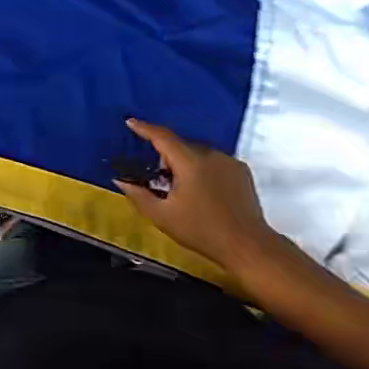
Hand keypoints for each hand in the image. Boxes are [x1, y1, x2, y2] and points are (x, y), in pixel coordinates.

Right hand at [115, 118, 279, 269]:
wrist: (247, 246)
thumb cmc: (201, 231)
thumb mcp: (162, 216)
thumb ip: (138, 195)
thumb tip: (120, 180)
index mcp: (190, 162)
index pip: (162, 137)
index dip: (144, 128)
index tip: (130, 122)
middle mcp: (210, 154)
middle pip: (180, 146)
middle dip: (166, 157)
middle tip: (159, 181)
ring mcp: (229, 161)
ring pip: (197, 153)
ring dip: (185, 163)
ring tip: (183, 190)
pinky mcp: (241, 171)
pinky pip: (214, 161)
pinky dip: (203, 169)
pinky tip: (204, 191)